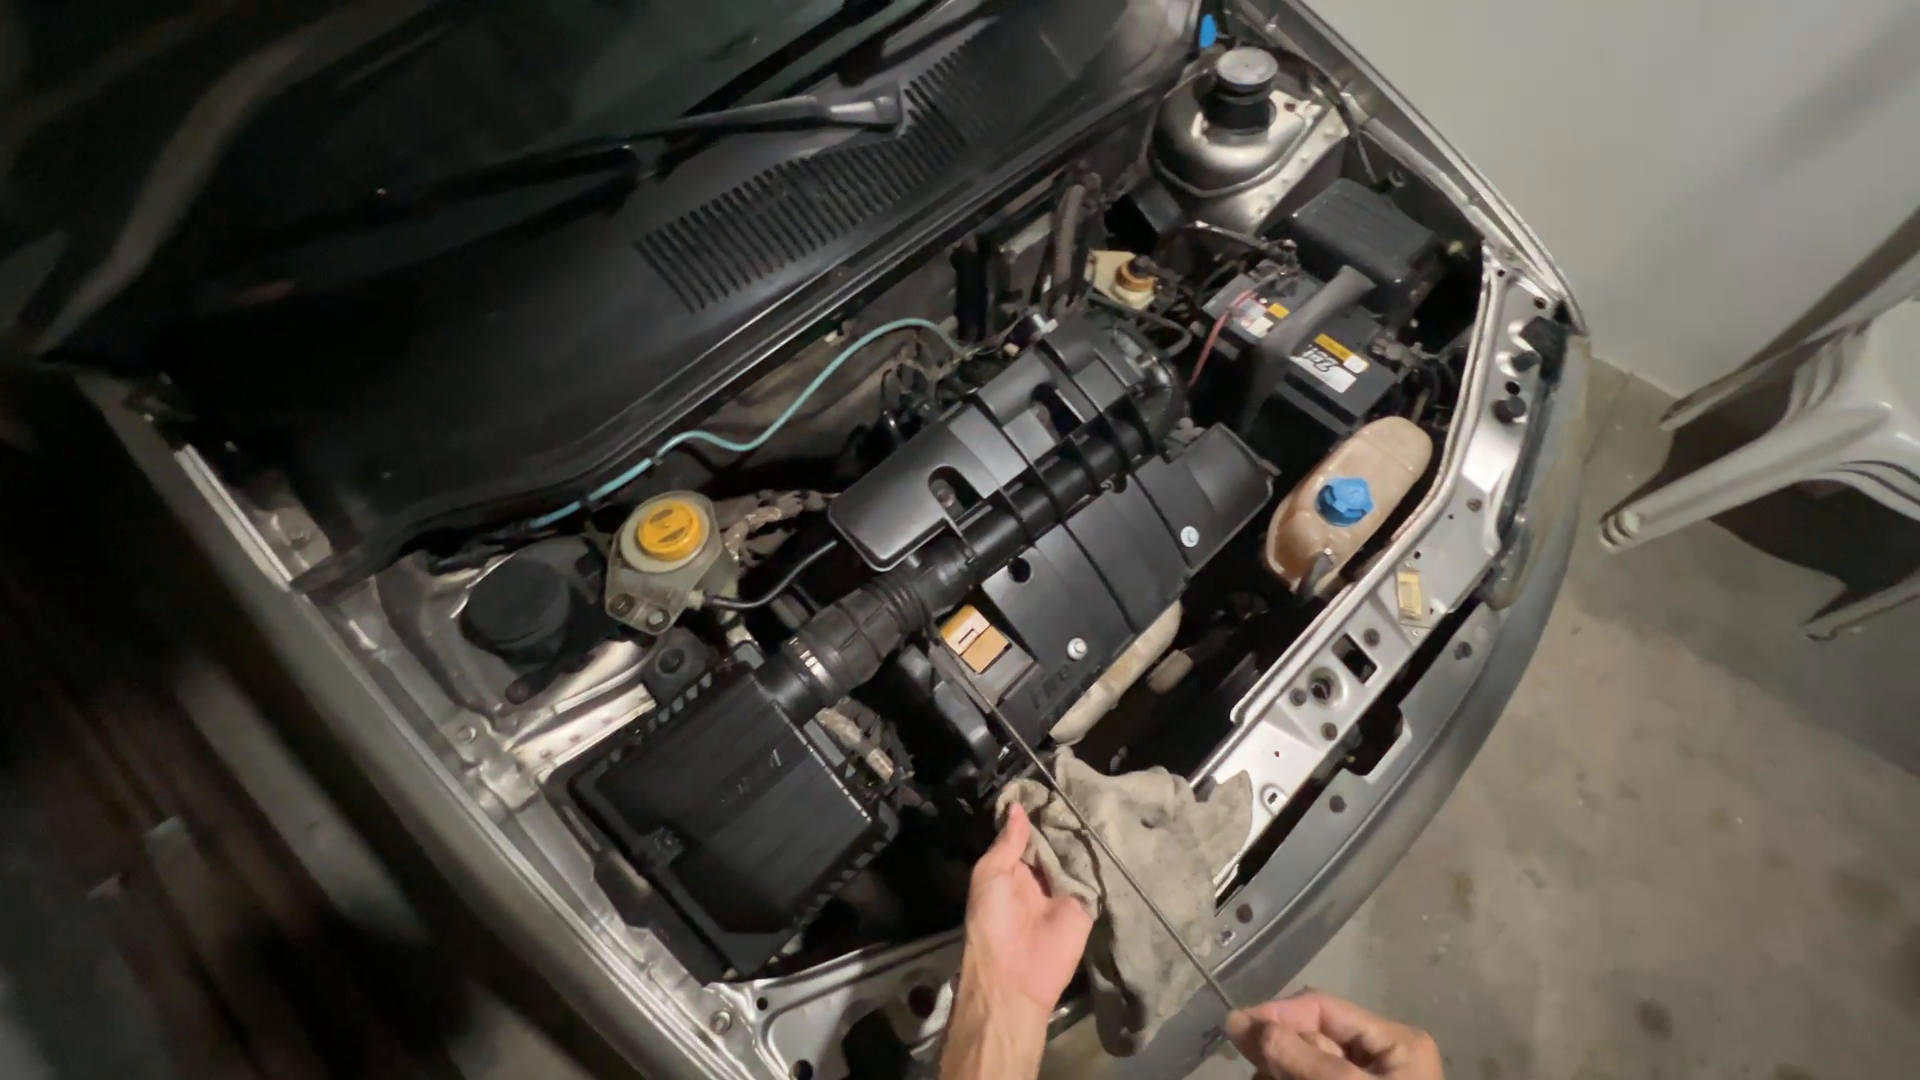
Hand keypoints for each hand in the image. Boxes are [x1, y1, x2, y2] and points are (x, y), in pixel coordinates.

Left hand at [940, 805, 1093, 1079]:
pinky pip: (1093, 874)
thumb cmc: (992, 922)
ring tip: (1096, 796)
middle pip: (1054, 838)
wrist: (1015, 976)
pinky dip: (1099, 854)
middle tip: (1078, 783)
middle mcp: (1040, 872)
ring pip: (1074, 852)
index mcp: (1013, 865)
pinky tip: (1109, 827)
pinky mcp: (1086, 901)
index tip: (1048, 780)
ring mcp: (1064, 885)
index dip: (1036, 809)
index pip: (1027, 830)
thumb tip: (1018, 807)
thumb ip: (1006, 842)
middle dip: (1062, 817)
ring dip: (1081, 831)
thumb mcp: (989, 875)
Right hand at [1225, 991, 1444, 1079]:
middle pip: (1307, 1038)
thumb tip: (1236, 1020)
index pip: (1320, 1007)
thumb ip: (1298, 1057)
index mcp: (1394, 1044)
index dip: (1276, 1014)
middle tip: (1260, 1076)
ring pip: (1300, 1069)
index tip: (1235, 1031)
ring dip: (1278, 1077)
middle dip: (1279, 1058)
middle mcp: (1379, 1062)